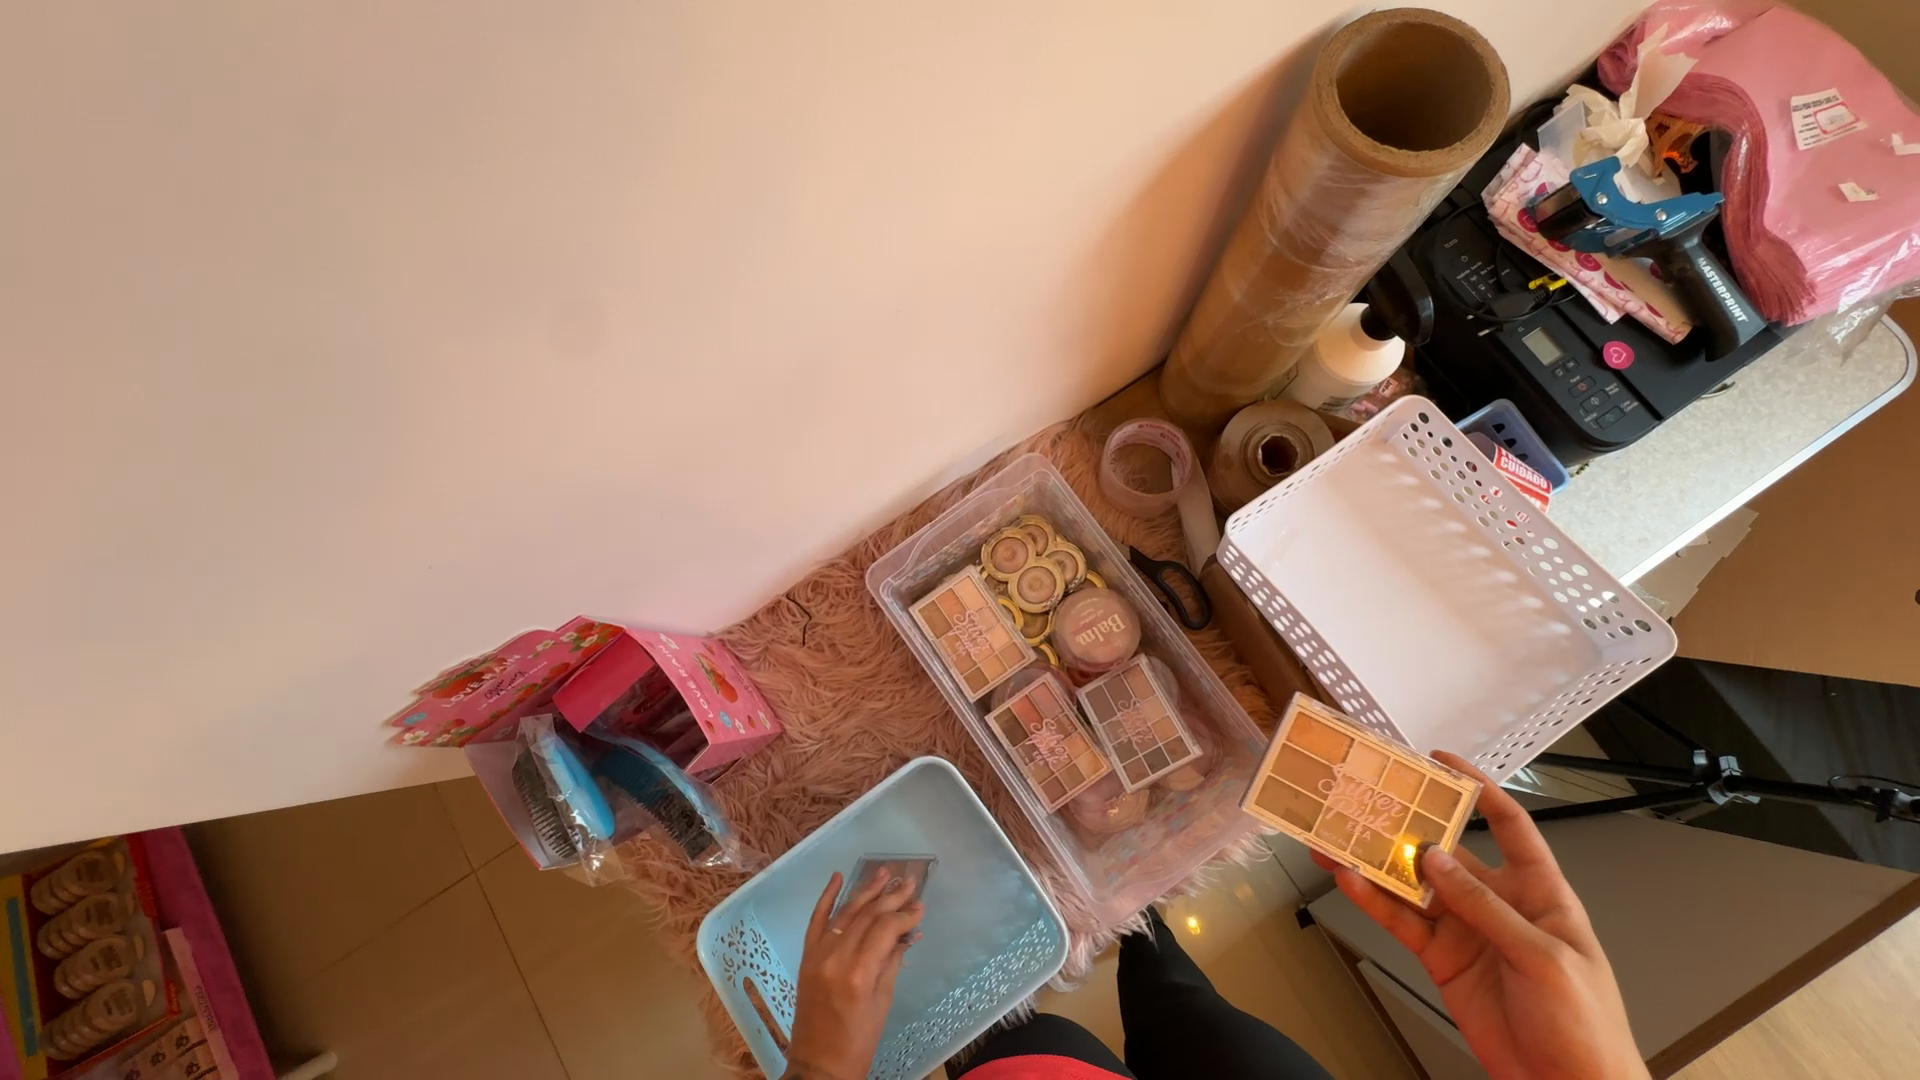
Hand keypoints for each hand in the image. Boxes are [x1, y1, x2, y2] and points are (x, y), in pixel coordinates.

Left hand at [780, 868, 925, 1079]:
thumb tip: (909, 932)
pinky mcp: (806, 957)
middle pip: (867, 916)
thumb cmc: (859, 1041)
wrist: (818, 1066)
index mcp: (859, 974)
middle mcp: (836, 958)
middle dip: (890, 897)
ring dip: (866, 891)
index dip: (905, 915)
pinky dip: (826, 897)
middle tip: (909, 882)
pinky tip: (838, 877)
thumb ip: (892, 961)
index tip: (920, 906)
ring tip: (884, 872)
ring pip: (845, 913)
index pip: (885, 930)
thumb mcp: (883, 1002)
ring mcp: (818, 955)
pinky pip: (816, 920)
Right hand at [1316, 752, 1647, 1079]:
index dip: (1479, 789)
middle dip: (1405, 824)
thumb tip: (1435, 857)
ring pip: (1410, 882)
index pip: (1509, 826)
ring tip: (1337, 841)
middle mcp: (1494, 901)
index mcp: (1537, 892)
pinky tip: (1351, 882)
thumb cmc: (1586, 1026)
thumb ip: (1486, 907)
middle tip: (1366, 801)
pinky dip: (1372, 900)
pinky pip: (1399, 918)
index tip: (1441, 761)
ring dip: (1374, 862)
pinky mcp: (1438, 954)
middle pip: (1443, 849)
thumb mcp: (1544, 958)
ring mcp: (1462, 927)